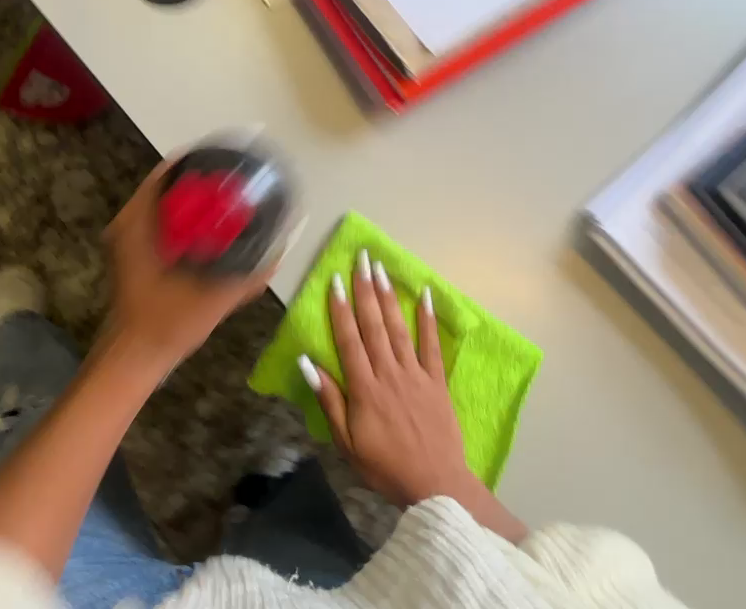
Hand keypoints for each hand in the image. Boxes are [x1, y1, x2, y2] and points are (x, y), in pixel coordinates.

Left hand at [101, 161, 280, 369]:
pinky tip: (211, 229)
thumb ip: (250, 275)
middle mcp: (127, 223)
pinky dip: (184, 219)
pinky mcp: (131, 252)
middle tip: (235, 179)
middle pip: (166, 184)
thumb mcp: (213, 298)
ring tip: (228, 198)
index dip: (198, 160)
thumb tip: (282, 249)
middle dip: (201, 180)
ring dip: (192, 200)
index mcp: (137, 223)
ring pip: (162, 203)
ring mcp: (126, 238)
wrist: (132, 358)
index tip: (228, 158)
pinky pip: (159, 221)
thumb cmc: (165, 324)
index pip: (167, 172)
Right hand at [301, 251, 480, 509]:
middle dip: (365, 289)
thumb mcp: (347, 442)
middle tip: (361, 258)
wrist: (436, 486)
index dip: (341, 308)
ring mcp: (415, 375)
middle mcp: (389, 373)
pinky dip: (428, 319)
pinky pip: (431, 346)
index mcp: (364, 387)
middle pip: (373, 324)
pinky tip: (425, 296)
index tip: (336, 279)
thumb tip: (308, 362)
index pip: (348, 339)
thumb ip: (330, 399)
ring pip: (399, 328)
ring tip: (381, 268)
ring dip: (388, 296)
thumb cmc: (384, 466)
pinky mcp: (437, 382)